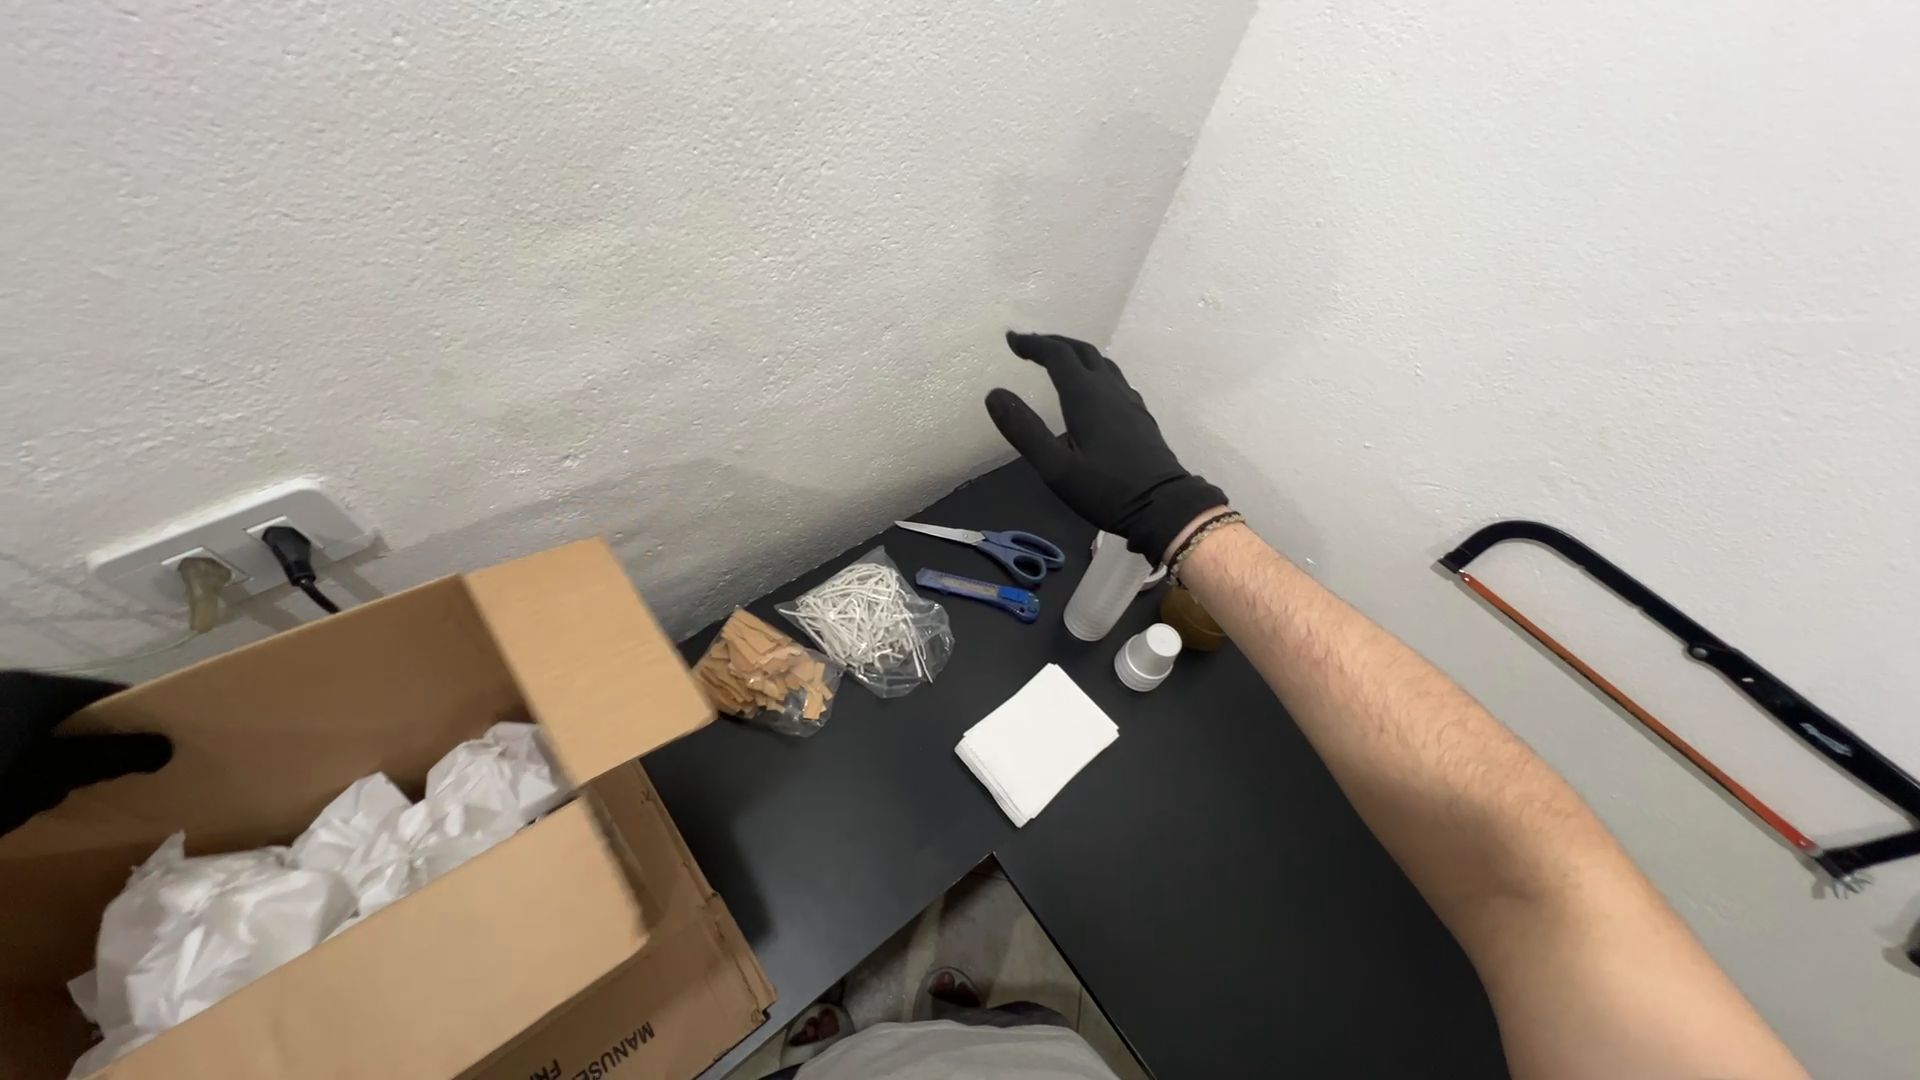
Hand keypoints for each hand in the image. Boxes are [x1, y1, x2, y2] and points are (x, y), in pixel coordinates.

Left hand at [0, 672, 173, 836]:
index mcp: (38, 689)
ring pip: (28, 728)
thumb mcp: (49, 778)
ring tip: (41, 792)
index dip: (136, 720)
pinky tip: (9, 791)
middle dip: (86, 742)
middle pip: (66, 711)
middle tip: (95, 778)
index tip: (152, 748)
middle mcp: (7, 688)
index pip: (108, 696)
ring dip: (44, 756)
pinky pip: (5, 741)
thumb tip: (166, 745)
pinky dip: (13, 763)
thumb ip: (112, 758)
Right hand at [986, 332, 1226, 561]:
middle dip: (1054, 344)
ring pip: (1102, 363)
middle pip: (1082, 351)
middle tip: (1030, 346)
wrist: (1163, 506)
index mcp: (1086, 395)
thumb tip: (994, 394)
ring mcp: (1129, 401)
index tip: (1011, 340)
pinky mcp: (1140, 416)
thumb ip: (1024, 430)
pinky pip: (1114, 380)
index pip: (1057, 355)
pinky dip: (1094, 372)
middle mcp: (1109, 389)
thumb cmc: (1105, 489)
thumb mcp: (1055, 467)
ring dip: (1076, 355)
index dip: (1033, 344)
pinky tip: (1091, 391)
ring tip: (1058, 362)